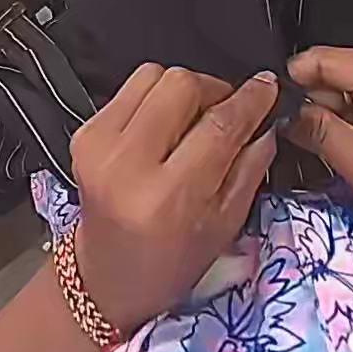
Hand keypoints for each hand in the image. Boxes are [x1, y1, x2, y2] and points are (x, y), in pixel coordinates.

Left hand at [69, 63, 277, 331]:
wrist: (106, 276)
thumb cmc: (172, 259)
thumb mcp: (226, 223)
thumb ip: (252, 165)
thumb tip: (267, 116)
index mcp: (168, 198)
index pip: (218, 126)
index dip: (250, 99)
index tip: (267, 86)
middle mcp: (126, 165)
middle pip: (183, 85)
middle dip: (214, 91)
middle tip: (225, 113)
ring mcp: (99, 145)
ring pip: (155, 75)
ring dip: (183, 90)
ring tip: (190, 120)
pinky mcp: (85, 133)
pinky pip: (131, 86)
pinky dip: (155, 97)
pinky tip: (163, 125)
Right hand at [288, 47, 352, 292]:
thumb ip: (320, 132)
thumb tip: (278, 109)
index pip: (323, 60)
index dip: (290, 87)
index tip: (264, 118)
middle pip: (330, 78)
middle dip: (306, 111)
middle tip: (284, 148)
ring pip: (339, 100)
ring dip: (322, 129)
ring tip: (311, 162)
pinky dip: (340, 138)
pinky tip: (332, 163)